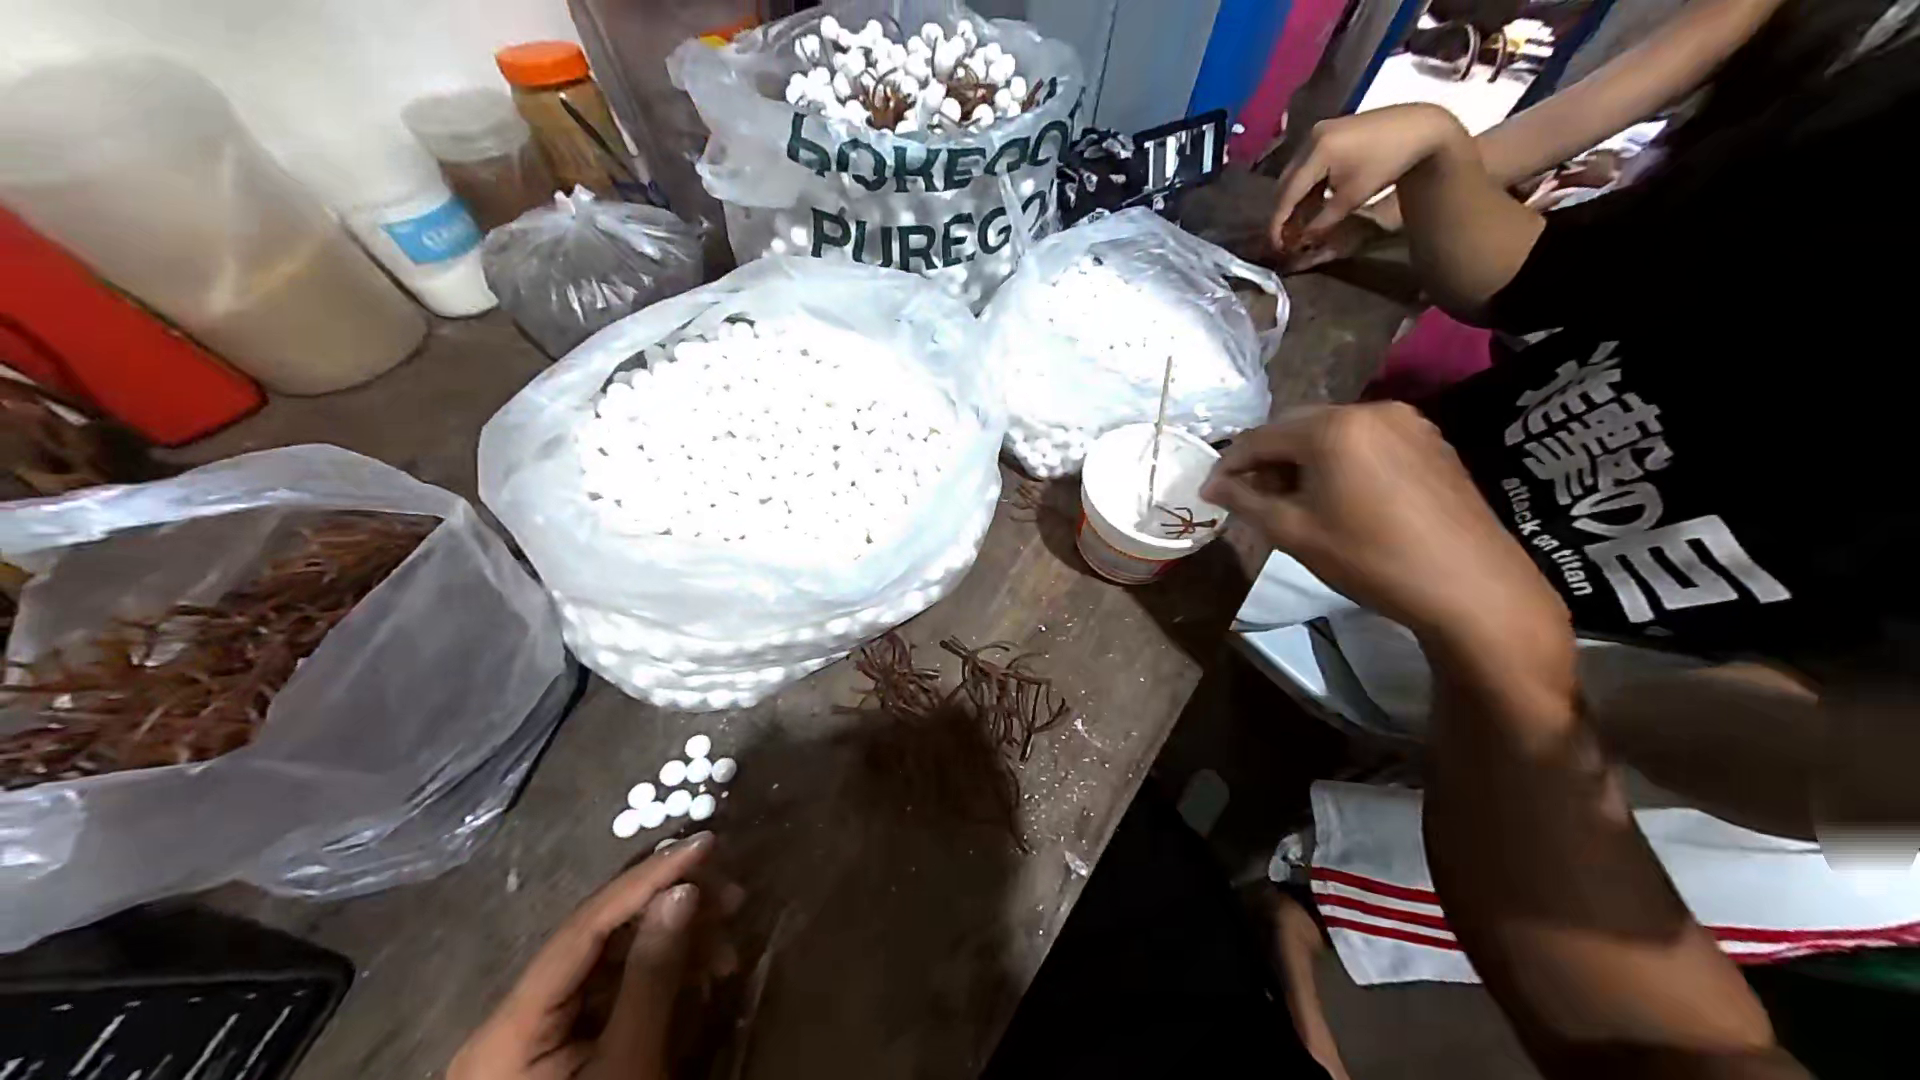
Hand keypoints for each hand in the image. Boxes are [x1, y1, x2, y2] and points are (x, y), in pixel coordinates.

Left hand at [450, 833, 739, 1079]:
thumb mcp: (630, 1067)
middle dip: (671, 906)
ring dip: (678, 936)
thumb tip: (686, 889)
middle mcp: (518, 1012)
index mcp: (509, 1026)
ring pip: (615, 952)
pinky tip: (707, 965)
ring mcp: (543, 1024)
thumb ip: (653, 974)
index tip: (703, 844)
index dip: (646, 878)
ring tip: (730, 936)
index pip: (583, 926)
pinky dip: (666, 968)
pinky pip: (620, 981)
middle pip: (600, 932)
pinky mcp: (570, 1036)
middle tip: (732, 891)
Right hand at [1203, 404, 1569, 660]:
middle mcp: (1369, 410)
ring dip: (1302, 458)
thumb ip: (1246, 501)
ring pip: (1332, 432)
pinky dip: (1339, 459)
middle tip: (1250, 497)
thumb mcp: (1294, 532)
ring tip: (1292, 498)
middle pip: (1296, 426)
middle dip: (1266, 459)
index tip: (1210, 492)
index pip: (1260, 437)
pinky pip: (1365, 440)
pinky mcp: (1431, 441)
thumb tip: (1213, 486)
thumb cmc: (1370, 558)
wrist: (1471, 587)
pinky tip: (1336, 493)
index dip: (1229, 464)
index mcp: (1332, 428)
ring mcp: (1407, 422)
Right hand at [1271, 104, 1467, 251]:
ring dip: (1295, 198)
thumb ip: (1321, 221)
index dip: (1278, 223)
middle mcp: (1311, 137)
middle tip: (1285, 236)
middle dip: (1284, 211)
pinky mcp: (1329, 131)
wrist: (1421, 128)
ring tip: (1299, 221)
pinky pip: (1308, 163)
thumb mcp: (1352, 198)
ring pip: (1295, 173)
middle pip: (1286, 182)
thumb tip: (1301, 240)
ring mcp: (1320, 131)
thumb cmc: (1389, 162)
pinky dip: (1307, 184)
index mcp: (1317, 151)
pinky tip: (1313, 200)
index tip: (1275, 246)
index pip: (1287, 194)